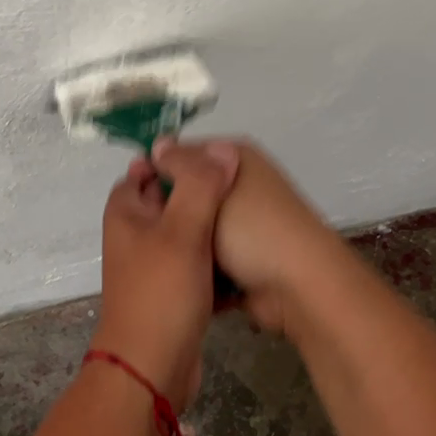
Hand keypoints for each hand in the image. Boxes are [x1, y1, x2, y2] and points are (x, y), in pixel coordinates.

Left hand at [87, 146, 238, 411]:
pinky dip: (222, 269)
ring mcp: (156, 265)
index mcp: (127, 210)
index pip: (152, 168)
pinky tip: (250, 269)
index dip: (182, 160)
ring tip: (255, 228)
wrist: (151, 371)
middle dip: (208, 198)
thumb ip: (202, 187)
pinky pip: (202, 269)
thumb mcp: (182, 231)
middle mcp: (137, 233)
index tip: (222, 161)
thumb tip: (223, 147)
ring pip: (193, 236)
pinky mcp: (176, 294)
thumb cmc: (161, 293)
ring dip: (219, 235)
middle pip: (176, 201)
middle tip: (248, 194)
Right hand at [151, 138, 340, 336]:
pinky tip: (177, 276)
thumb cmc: (253, 230)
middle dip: (167, 213)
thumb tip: (156, 145)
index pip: (183, 154)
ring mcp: (244, 227)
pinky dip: (197, 268)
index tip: (133, 194)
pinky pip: (208, 259)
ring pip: (195, 230)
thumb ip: (178, 165)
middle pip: (187, 194)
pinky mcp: (244, 262)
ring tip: (155, 255)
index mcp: (236, 159)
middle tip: (141, 229)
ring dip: (181, 244)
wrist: (302, 290)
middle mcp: (241, 187)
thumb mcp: (208, 187)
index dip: (156, 171)